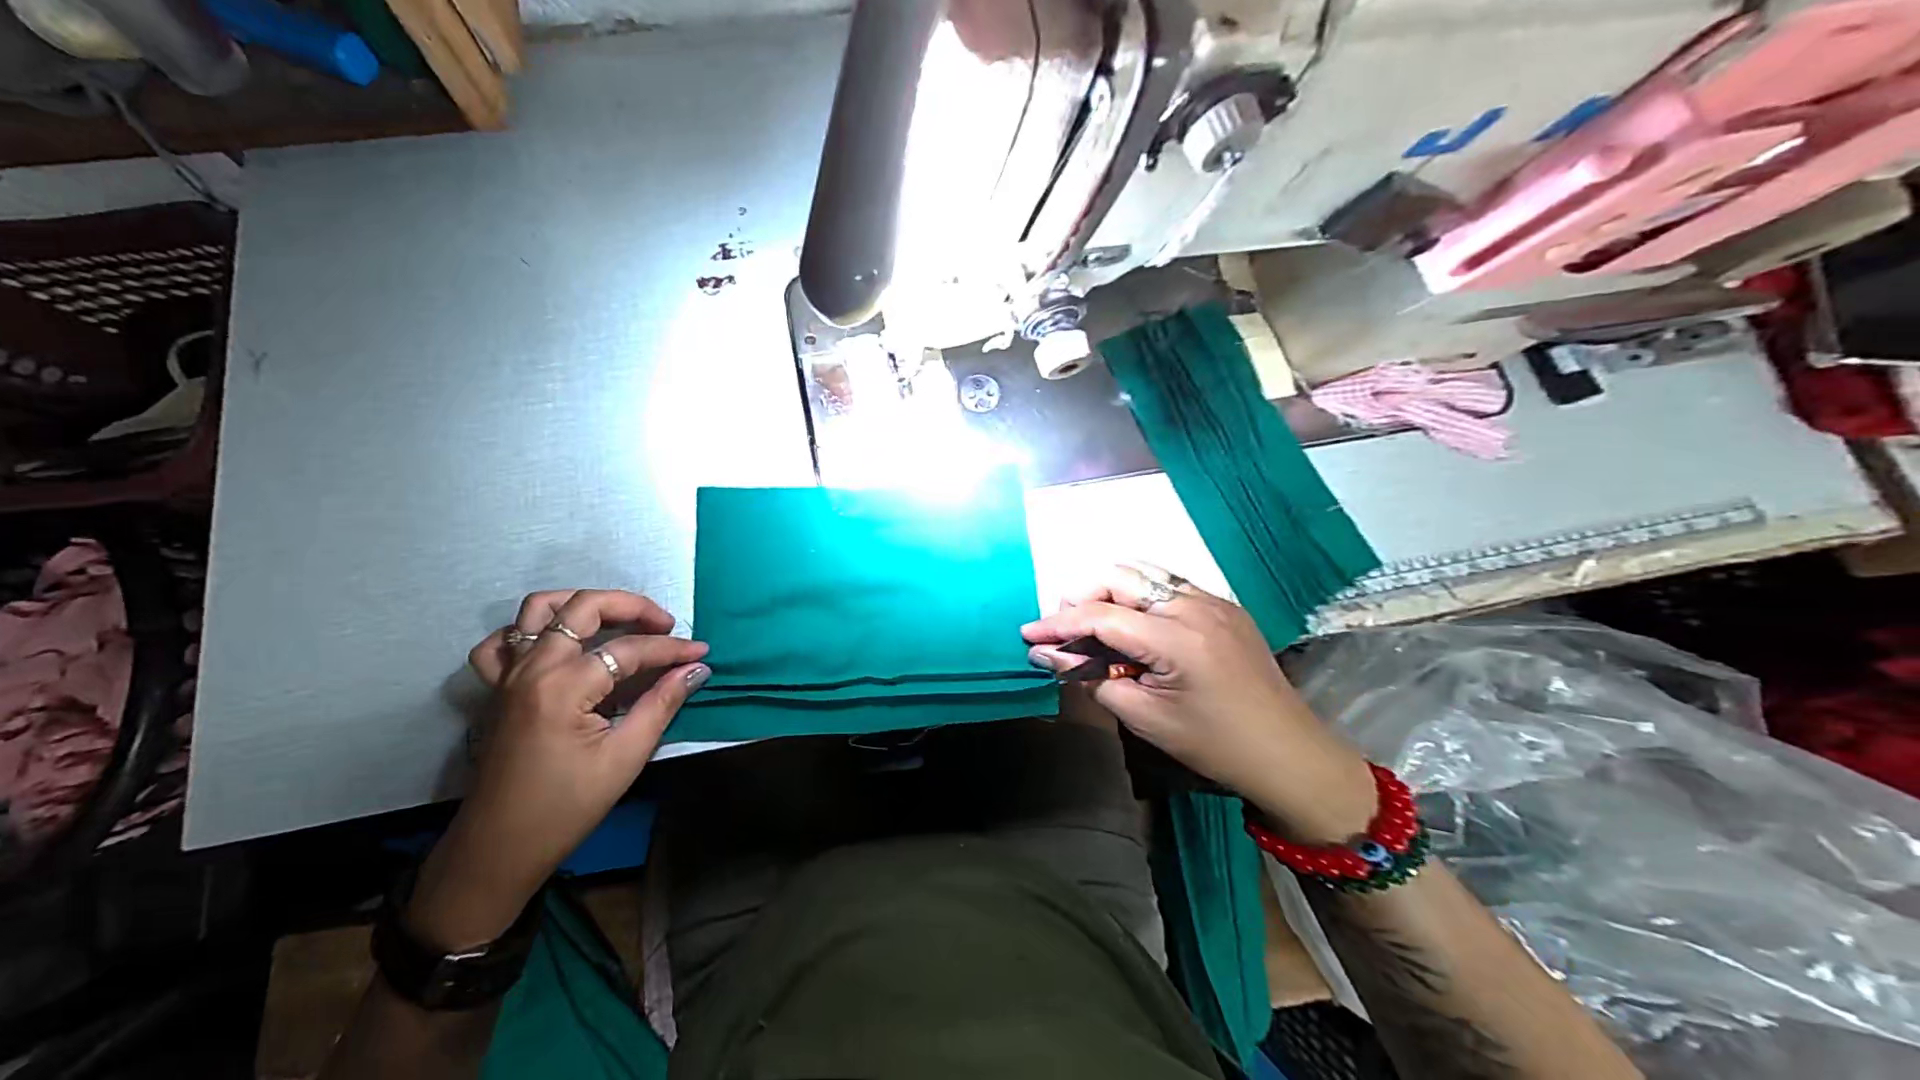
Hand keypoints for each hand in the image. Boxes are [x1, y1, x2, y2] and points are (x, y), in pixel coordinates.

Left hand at [409, 590, 709, 948]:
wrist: (501, 846)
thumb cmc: (568, 806)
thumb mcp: (626, 756)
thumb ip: (662, 703)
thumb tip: (696, 669)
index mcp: (563, 686)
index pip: (629, 649)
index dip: (671, 648)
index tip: (701, 653)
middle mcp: (532, 668)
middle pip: (583, 607)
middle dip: (632, 606)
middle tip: (665, 624)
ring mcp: (507, 675)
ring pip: (539, 609)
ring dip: (582, 604)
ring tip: (615, 620)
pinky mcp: (496, 688)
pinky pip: (503, 642)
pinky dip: (531, 631)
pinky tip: (558, 643)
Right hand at [1022, 564, 1375, 841]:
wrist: (1288, 754)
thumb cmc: (1213, 744)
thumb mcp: (1146, 718)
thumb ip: (1092, 679)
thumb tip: (1048, 656)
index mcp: (1178, 638)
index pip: (1102, 615)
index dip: (1059, 624)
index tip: (1029, 635)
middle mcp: (1196, 605)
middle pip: (1121, 577)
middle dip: (1083, 599)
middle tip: (1063, 632)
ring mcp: (1214, 601)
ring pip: (1145, 576)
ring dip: (1111, 594)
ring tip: (1094, 628)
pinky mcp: (1224, 607)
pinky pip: (1169, 587)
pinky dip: (1140, 599)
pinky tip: (1133, 629)